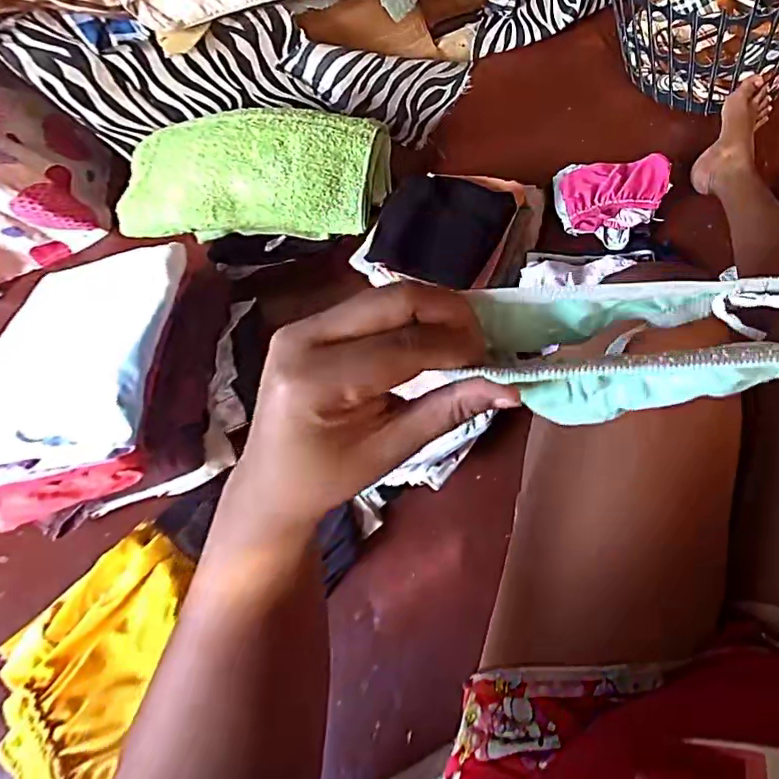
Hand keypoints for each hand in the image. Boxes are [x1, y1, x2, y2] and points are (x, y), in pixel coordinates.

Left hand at [225, 284, 519, 533]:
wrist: (268, 484)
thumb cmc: (328, 478)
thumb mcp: (392, 450)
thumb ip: (449, 410)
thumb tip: (510, 390)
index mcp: (317, 380)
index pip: (404, 345)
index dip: (456, 346)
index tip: (490, 360)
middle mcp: (304, 338)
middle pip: (396, 299)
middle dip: (450, 312)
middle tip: (481, 339)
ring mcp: (303, 325)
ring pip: (389, 294)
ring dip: (434, 309)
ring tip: (462, 337)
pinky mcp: (311, 322)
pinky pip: (375, 304)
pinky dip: (413, 314)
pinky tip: (433, 334)